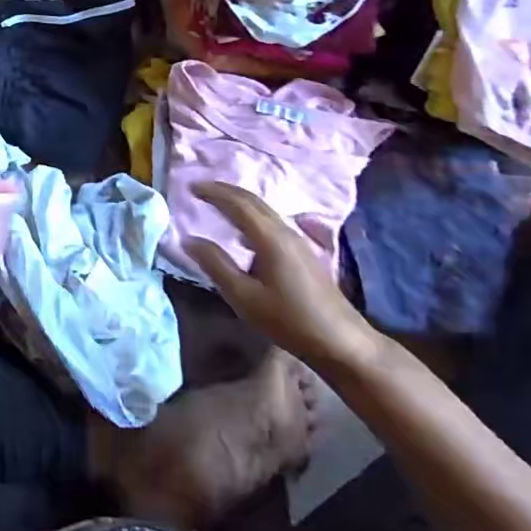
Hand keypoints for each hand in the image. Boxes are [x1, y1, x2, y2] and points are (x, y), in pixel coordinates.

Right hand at [185, 181, 382, 370]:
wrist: (342, 343)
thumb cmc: (289, 320)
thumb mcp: (245, 297)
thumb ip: (216, 265)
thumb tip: (188, 239)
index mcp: (269, 237)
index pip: (237, 203)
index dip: (213, 192)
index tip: (190, 187)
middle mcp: (284, 231)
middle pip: (252, 200)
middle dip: (224, 191)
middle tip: (199, 189)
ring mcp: (297, 241)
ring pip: (263, 210)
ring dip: (238, 202)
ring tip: (216, 205)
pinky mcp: (302, 253)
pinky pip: (270, 222)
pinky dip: (250, 216)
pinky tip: (242, 234)